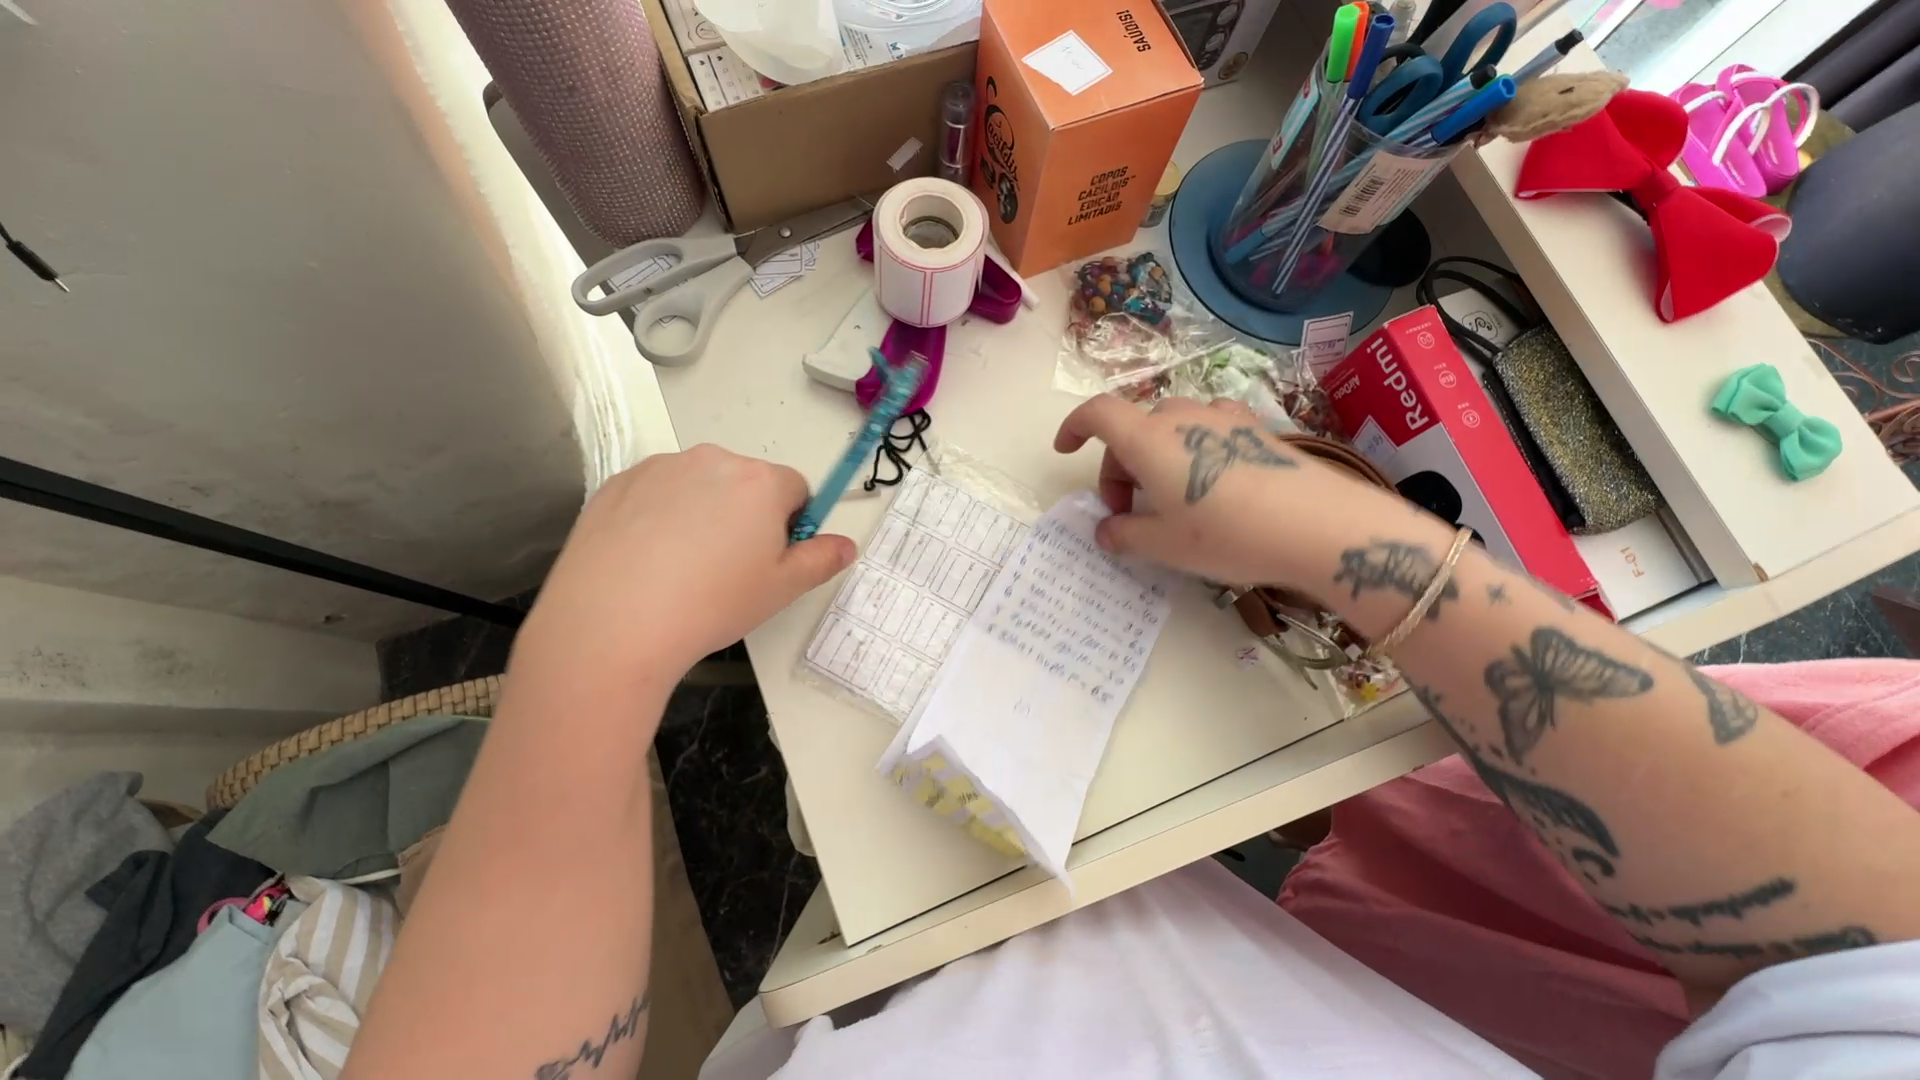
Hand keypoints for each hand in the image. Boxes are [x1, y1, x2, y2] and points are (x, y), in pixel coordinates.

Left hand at [513, 445, 854, 685]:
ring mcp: (660, 468)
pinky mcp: (618, 483)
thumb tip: (845, 545)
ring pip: (698, 486)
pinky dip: (658, 517)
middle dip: (746, 515)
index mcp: (760, 481)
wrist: (613, 621)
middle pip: (746, 482)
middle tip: (728, 568)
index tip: (770, 560)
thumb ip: (821, 560)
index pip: (796, 489)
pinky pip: (655, 493)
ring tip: (681, 568)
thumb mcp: (781, 590)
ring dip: (702, 513)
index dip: (790, 525)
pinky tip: (646, 561)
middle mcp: (712, 460)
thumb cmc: (711, 603)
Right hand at [1054, 395, 1399, 585]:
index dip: (1074, 427)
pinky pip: (1205, 429)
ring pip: (1169, 428)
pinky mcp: (1255, 429)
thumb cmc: (1228, 534)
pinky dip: (1190, 451)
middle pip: (1132, 427)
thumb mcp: (1165, 546)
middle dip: (1117, 468)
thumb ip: (1124, 535)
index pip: (1097, 413)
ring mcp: (1222, 418)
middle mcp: (1181, 417)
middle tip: (1125, 514)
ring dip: (1154, 458)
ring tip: (1166, 500)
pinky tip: (1208, 484)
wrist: (1319, 525)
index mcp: (1148, 439)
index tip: (1065, 451)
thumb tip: (1106, 532)